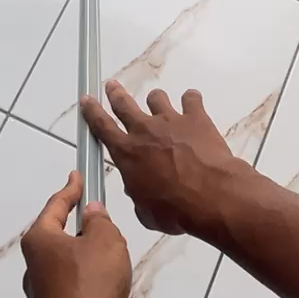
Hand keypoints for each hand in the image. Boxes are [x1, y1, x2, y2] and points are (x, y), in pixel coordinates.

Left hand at [20, 171, 132, 297]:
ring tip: (119, 287)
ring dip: (104, 277)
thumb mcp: (106, 241)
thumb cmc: (91, 285)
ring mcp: (46, 296)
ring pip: (83, 273)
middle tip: (114, 243)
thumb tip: (92, 215)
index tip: (78, 175)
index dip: (71, 188)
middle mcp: (36, 266)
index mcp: (41, 241)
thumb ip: (101, 221)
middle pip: (71, 241)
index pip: (56, 205)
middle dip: (97, 243)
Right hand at [80, 79, 255, 237]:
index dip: (92, 111)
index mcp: (128, 153)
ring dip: (156, 101)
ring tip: (161, 106)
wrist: (210, 195)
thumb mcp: (146, 212)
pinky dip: (190, 101)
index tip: (87, 99)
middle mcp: (145, 131)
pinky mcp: (195, 117)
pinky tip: (193, 107)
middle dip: (116, 93)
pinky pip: (191, 98)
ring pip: (157, 98)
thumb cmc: (175, 210)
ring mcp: (170, 120)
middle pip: (124, 104)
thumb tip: (140, 191)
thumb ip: (138, 194)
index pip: (102, 127)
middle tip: (112, 85)